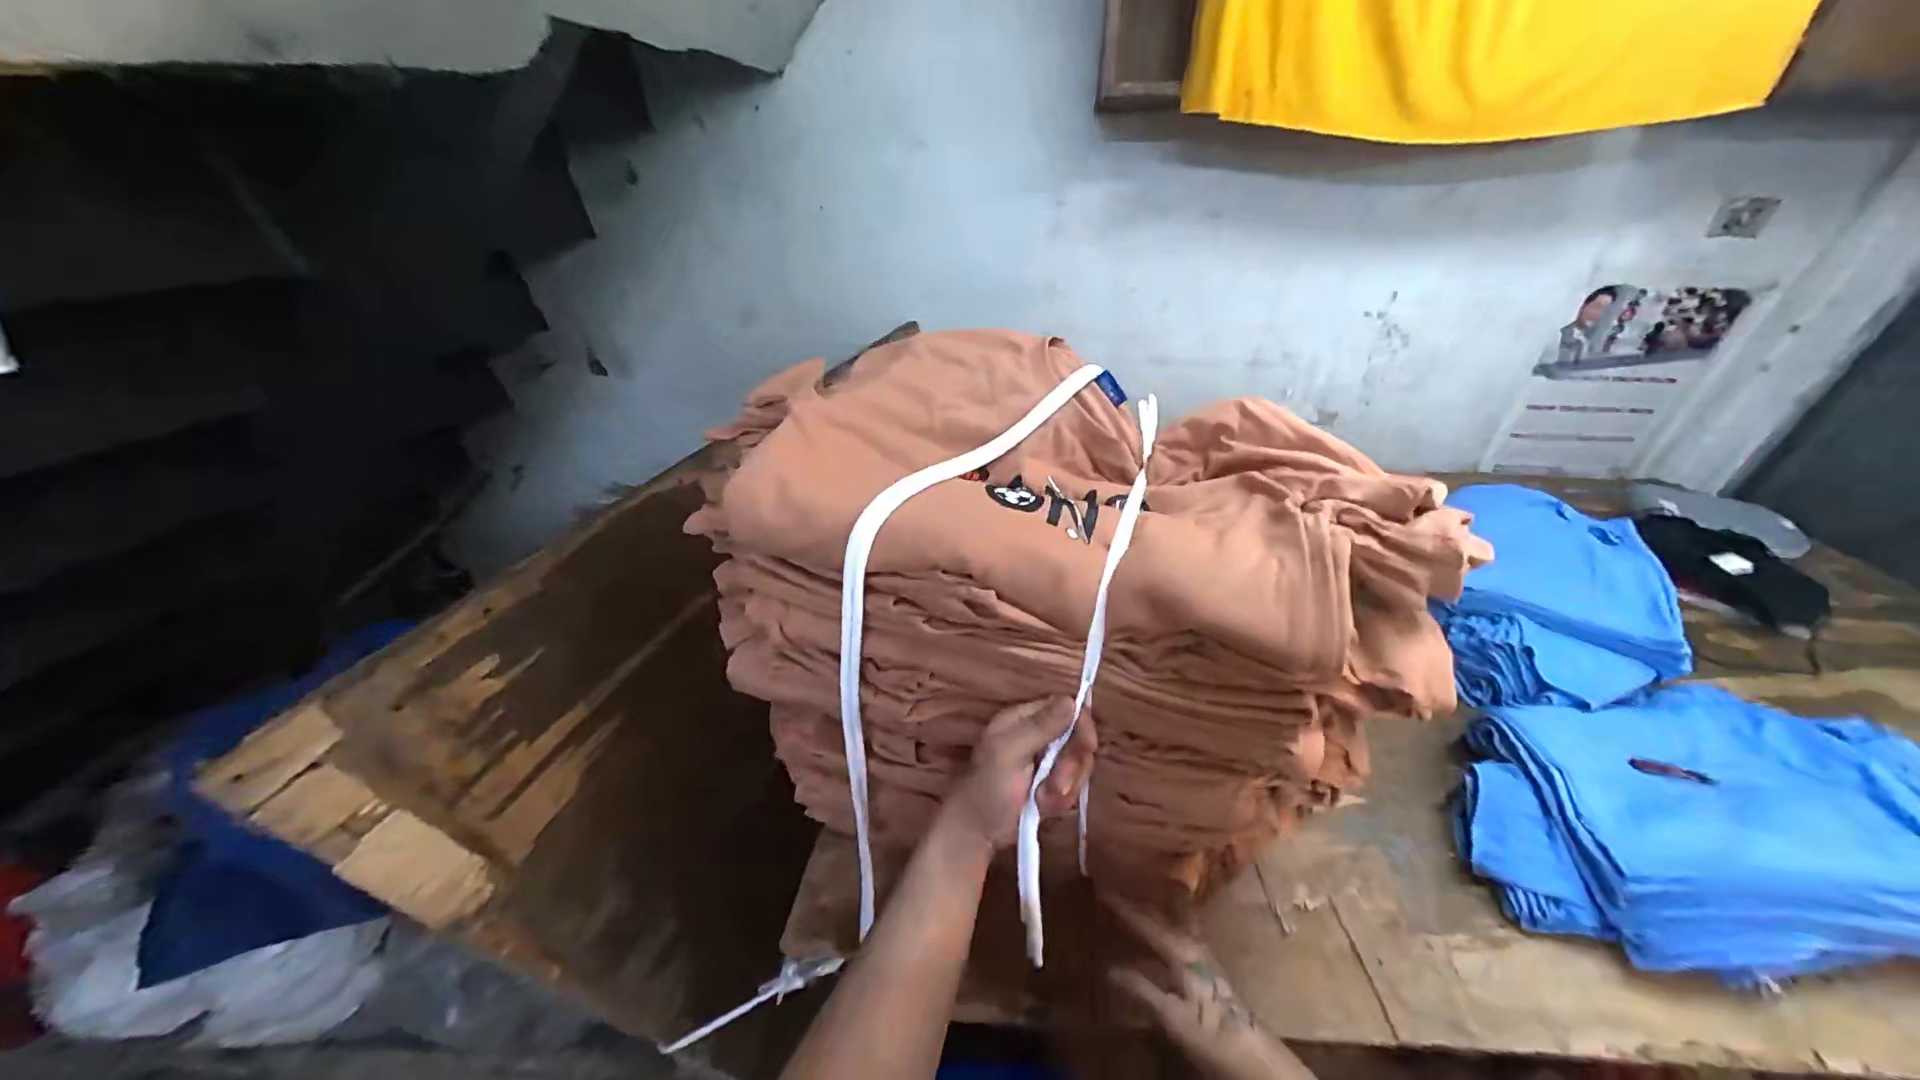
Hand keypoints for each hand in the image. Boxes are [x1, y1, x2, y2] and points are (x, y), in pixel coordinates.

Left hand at [937, 696, 1094, 850]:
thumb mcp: (1009, 752)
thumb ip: (1040, 727)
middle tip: (1054, 785)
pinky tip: (1043, 807)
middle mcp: (1038, 735)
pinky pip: (1074, 786)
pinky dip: (1061, 800)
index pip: (1067, 708)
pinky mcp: (1053, 784)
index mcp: (1024, 718)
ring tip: (1040, 799)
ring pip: (1078, 765)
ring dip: (1064, 787)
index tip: (1086, 746)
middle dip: (1069, 766)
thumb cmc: (987, 788)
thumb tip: (1071, 700)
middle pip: (1078, 739)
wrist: (978, 832)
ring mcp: (1047, 761)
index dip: (1081, 725)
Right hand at [1105, 897, 1312, 1079]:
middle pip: (1168, 910)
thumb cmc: (1211, 1034)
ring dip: (1159, 904)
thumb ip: (1140, 989)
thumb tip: (1107, 967)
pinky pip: (1181, 931)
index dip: (1124, 907)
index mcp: (1182, 950)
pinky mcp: (1207, 967)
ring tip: (1140, 893)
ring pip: (1178, 918)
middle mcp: (1193, 944)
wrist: (1253, 1058)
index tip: (1101, 890)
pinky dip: (1166, 921)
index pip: (1147, 922)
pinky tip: (1158, 930)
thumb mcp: (1171, 1016)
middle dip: (1147, 894)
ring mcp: (1203, 954)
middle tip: (1126, 877)